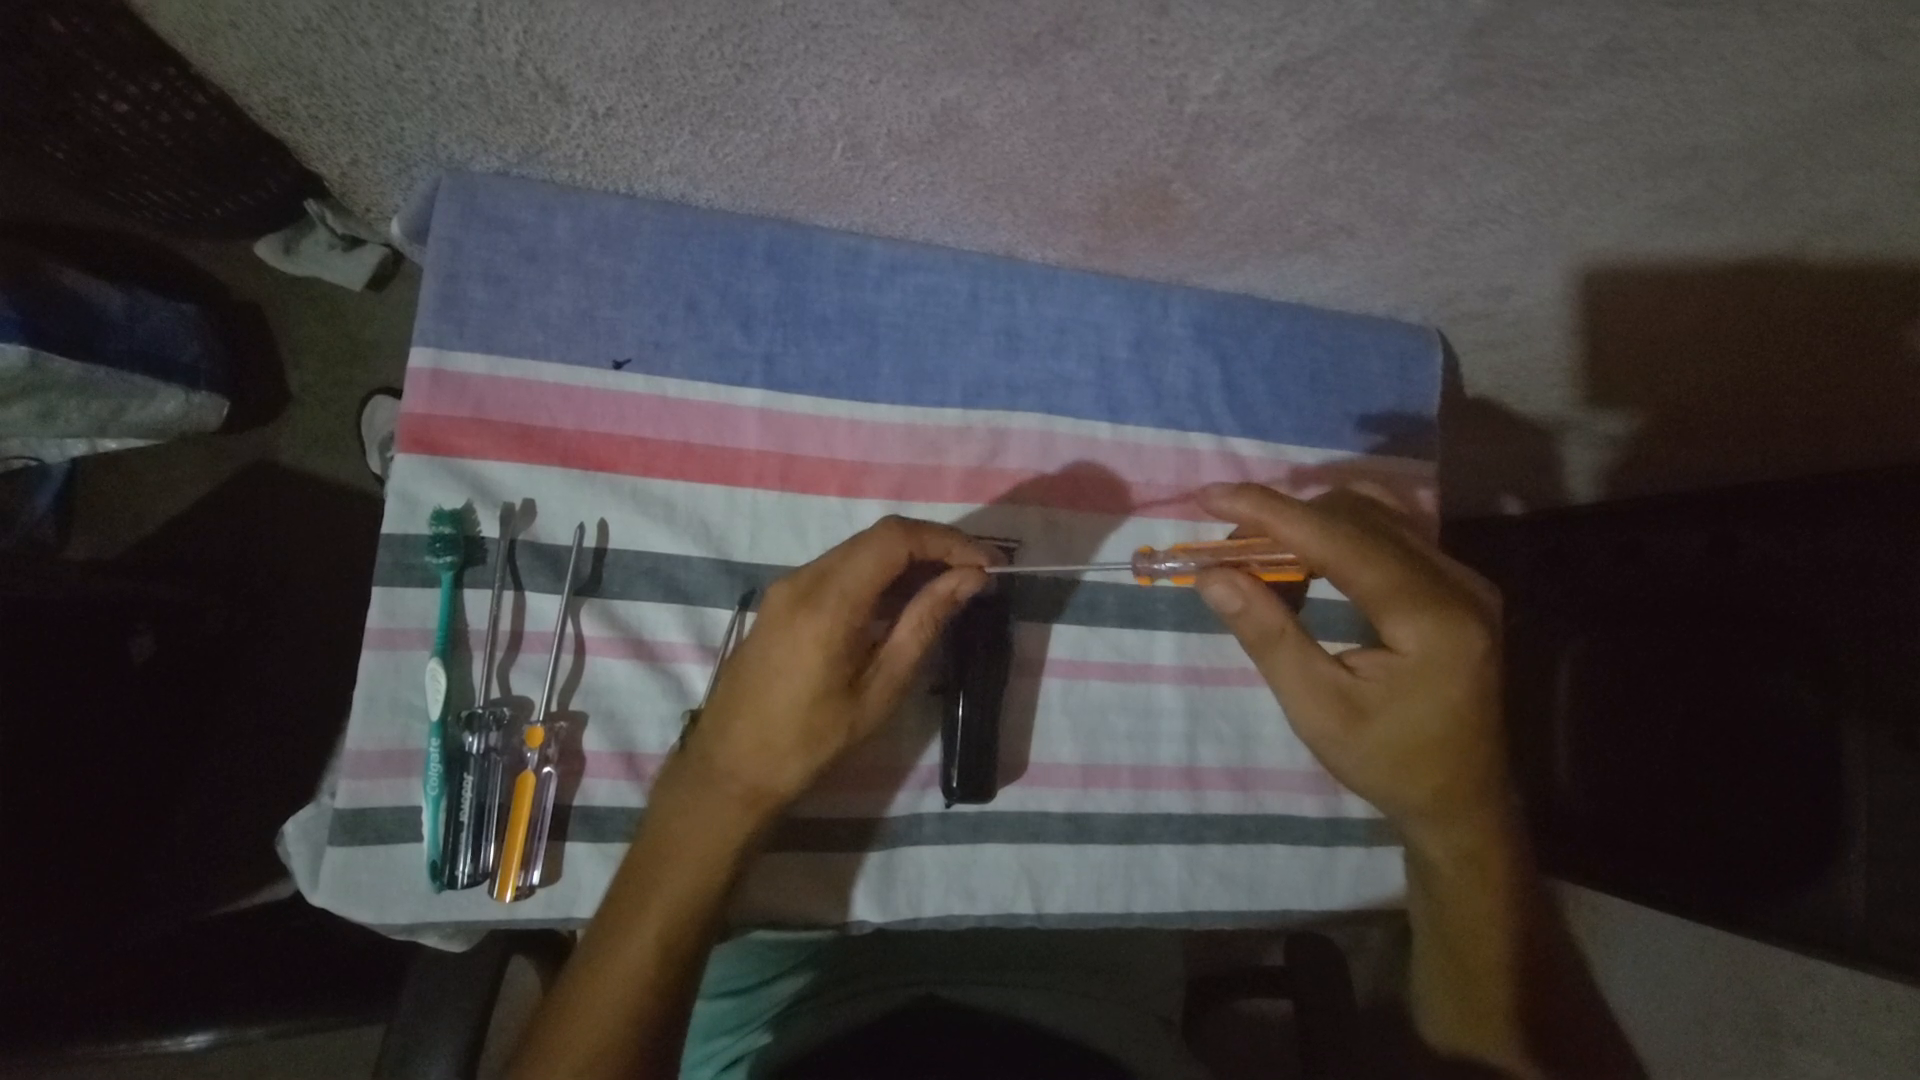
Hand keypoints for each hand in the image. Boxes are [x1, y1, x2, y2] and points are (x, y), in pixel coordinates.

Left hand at [668, 516, 996, 818]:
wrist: (729, 769)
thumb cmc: (810, 742)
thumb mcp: (879, 690)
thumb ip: (923, 624)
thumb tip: (968, 579)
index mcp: (828, 601)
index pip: (894, 539)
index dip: (946, 541)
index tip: (986, 564)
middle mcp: (803, 579)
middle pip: (877, 538)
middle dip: (932, 547)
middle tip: (975, 576)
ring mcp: (787, 587)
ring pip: (858, 551)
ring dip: (906, 561)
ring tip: (949, 589)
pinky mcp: (782, 600)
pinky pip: (839, 570)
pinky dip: (878, 576)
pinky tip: (903, 604)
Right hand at [1193, 483, 1511, 847]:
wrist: (1462, 801)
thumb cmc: (1387, 763)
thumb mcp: (1317, 709)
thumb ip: (1268, 636)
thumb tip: (1212, 575)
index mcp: (1430, 617)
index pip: (1339, 540)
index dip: (1269, 512)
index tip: (1209, 497)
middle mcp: (1456, 582)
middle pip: (1356, 517)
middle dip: (1282, 522)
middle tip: (1227, 555)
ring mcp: (1462, 580)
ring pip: (1372, 516)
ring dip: (1307, 525)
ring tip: (1260, 562)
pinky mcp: (1455, 586)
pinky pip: (1387, 534)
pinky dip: (1334, 537)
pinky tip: (1305, 566)